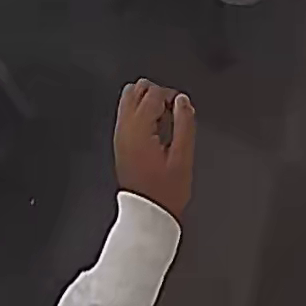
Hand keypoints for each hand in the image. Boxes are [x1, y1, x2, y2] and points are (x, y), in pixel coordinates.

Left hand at [115, 79, 195, 221]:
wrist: (147, 215)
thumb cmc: (165, 191)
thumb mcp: (183, 157)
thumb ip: (184, 123)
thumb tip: (183, 100)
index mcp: (139, 129)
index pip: (153, 93)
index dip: (171, 96)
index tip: (182, 108)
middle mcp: (124, 129)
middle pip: (136, 90)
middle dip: (156, 94)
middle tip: (172, 112)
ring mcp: (120, 135)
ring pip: (128, 99)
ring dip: (147, 102)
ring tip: (164, 120)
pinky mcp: (120, 142)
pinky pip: (127, 114)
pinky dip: (141, 112)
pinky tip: (155, 128)